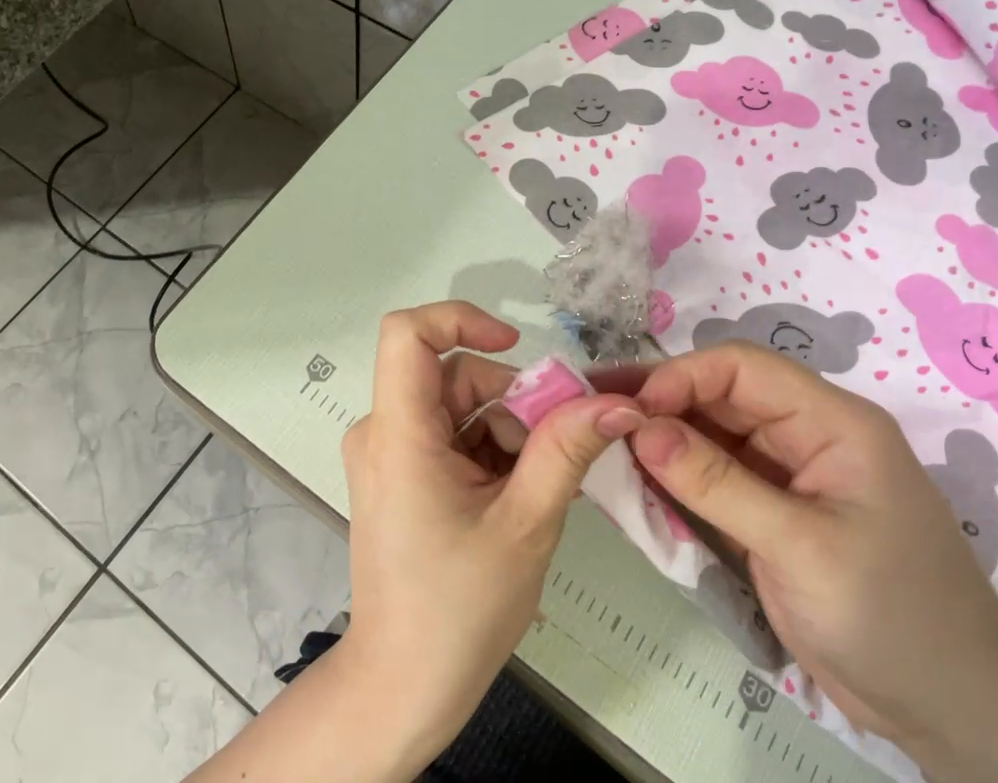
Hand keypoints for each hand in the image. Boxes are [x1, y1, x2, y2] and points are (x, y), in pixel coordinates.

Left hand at [336, 302, 641, 765]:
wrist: (406, 678)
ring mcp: (384, 456)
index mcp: (398, 434)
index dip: (460, 319)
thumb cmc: (462, 606)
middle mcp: (380, 433)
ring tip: (534, 491)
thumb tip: (618, 400)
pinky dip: (485, 452)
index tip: (516, 349)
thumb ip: (567, 449)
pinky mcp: (395, 478)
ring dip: (503, 431)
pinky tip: (515, 498)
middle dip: (508, 400)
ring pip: (452, 407)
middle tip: (551, 456)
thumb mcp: (527, 523)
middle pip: (447, 375)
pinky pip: (444, 437)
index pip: (406, 333)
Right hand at [621, 344, 997, 780]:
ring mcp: (786, 478)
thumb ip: (716, 483)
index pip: (741, 368)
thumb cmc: (891, 618)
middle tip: (588, 416)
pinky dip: (670, 476)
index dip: (678, 377)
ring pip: (707, 435)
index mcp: (833, 424)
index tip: (625, 411)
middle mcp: (806, 438)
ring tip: (596, 444)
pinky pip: (709, 477)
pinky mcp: (769, 514)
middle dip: (655, 403)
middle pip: (718, 395)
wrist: (950, 711)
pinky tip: (630, 480)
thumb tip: (638, 427)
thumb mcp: (799, 547)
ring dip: (656, 439)